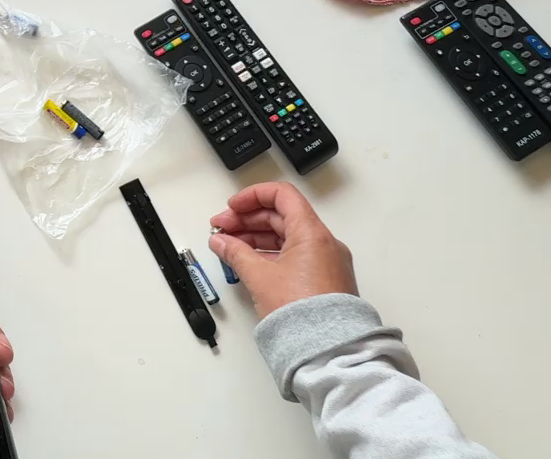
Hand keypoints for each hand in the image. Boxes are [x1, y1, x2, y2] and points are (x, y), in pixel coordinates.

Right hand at [209, 181, 356, 318]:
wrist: (331, 355)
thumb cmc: (300, 311)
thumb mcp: (259, 276)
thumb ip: (235, 252)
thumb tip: (219, 241)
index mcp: (312, 233)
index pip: (281, 195)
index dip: (252, 196)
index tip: (231, 208)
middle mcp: (324, 244)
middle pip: (280, 216)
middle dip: (247, 220)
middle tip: (220, 230)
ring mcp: (326, 263)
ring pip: (285, 237)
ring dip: (255, 237)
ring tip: (229, 247)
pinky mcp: (324, 282)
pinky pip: (294, 256)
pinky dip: (269, 253)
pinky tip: (248, 262)